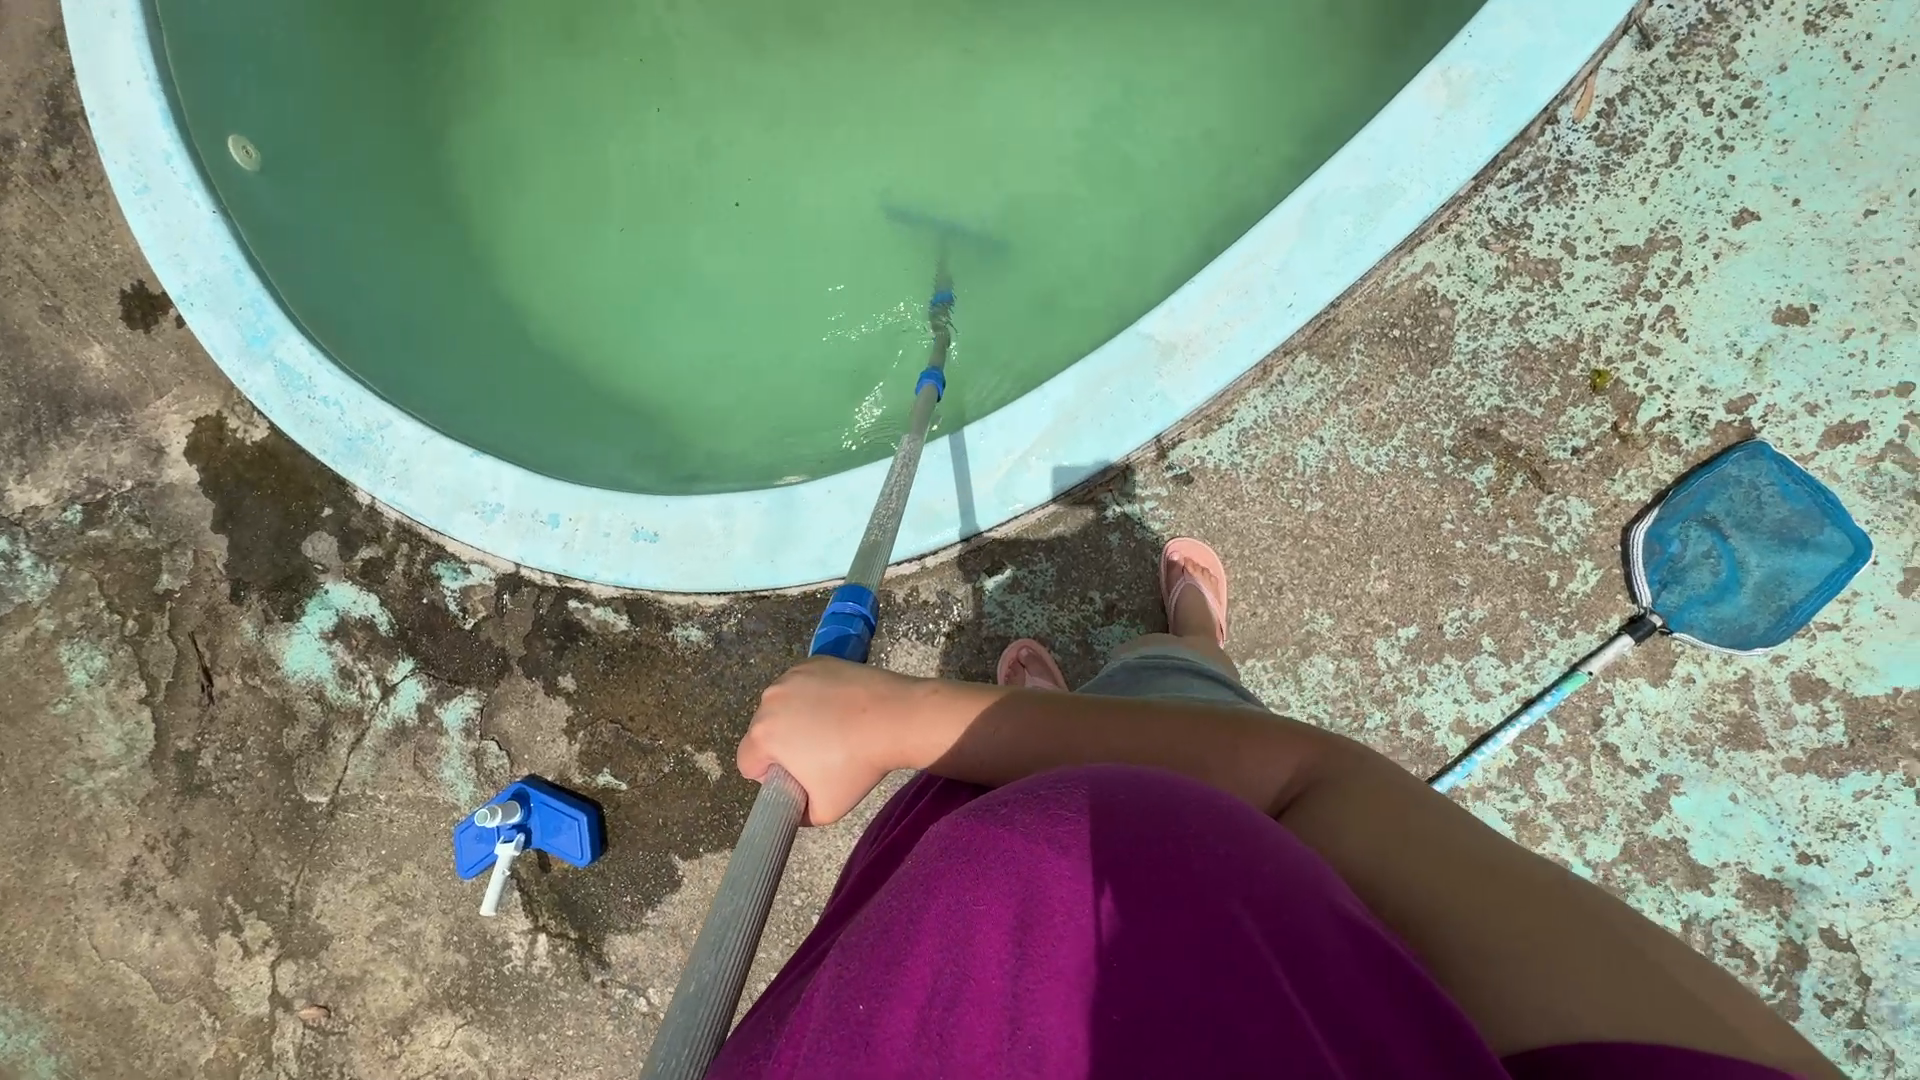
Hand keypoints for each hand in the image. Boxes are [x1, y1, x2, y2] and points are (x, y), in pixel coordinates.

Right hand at [736, 656, 926, 824]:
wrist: (896, 718)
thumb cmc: (857, 765)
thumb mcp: (824, 811)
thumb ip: (796, 814)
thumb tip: (793, 805)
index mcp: (762, 734)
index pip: (748, 763)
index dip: (770, 776)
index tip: (799, 775)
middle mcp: (769, 699)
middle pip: (763, 731)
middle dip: (782, 745)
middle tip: (819, 753)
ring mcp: (793, 675)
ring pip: (782, 705)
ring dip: (796, 717)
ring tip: (832, 727)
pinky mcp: (815, 660)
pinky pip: (802, 685)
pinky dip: (814, 695)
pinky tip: (839, 705)